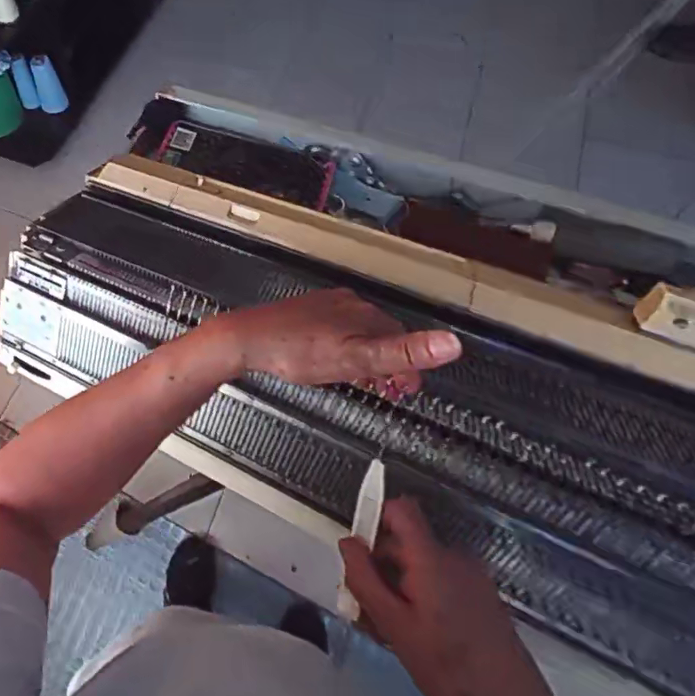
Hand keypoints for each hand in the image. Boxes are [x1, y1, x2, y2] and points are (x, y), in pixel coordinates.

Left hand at [204, 289, 460, 395]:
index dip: (409, 367)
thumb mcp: (355, 359)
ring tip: (363, 381)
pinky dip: (344, 350)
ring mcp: (324, 308)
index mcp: (364, 314)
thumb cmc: (293, 350)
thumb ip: (402, 353)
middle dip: (390, 363)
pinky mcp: (306, 315)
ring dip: (367, 358)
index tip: (408, 389)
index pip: (403, 338)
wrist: (246, 340)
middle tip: (389, 390)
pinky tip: (332, 363)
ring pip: (358, 334)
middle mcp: (346, 305)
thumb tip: (448, 343)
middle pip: (382, 335)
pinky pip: (336, 332)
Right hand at [339, 498, 518, 695]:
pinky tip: (416, 636)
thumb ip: (364, 578)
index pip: (401, 509)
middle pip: (407, 542)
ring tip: (389, 630)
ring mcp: (473, 577)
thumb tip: (348, 542)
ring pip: (422, 566)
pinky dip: (422, 597)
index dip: (375, 520)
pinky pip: (441, 581)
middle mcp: (455, 557)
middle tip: (365, 607)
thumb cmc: (447, 668)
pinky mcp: (482, 597)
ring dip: (399, 587)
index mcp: (432, 558)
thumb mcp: (393, 625)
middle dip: (381, 566)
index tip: (360, 555)